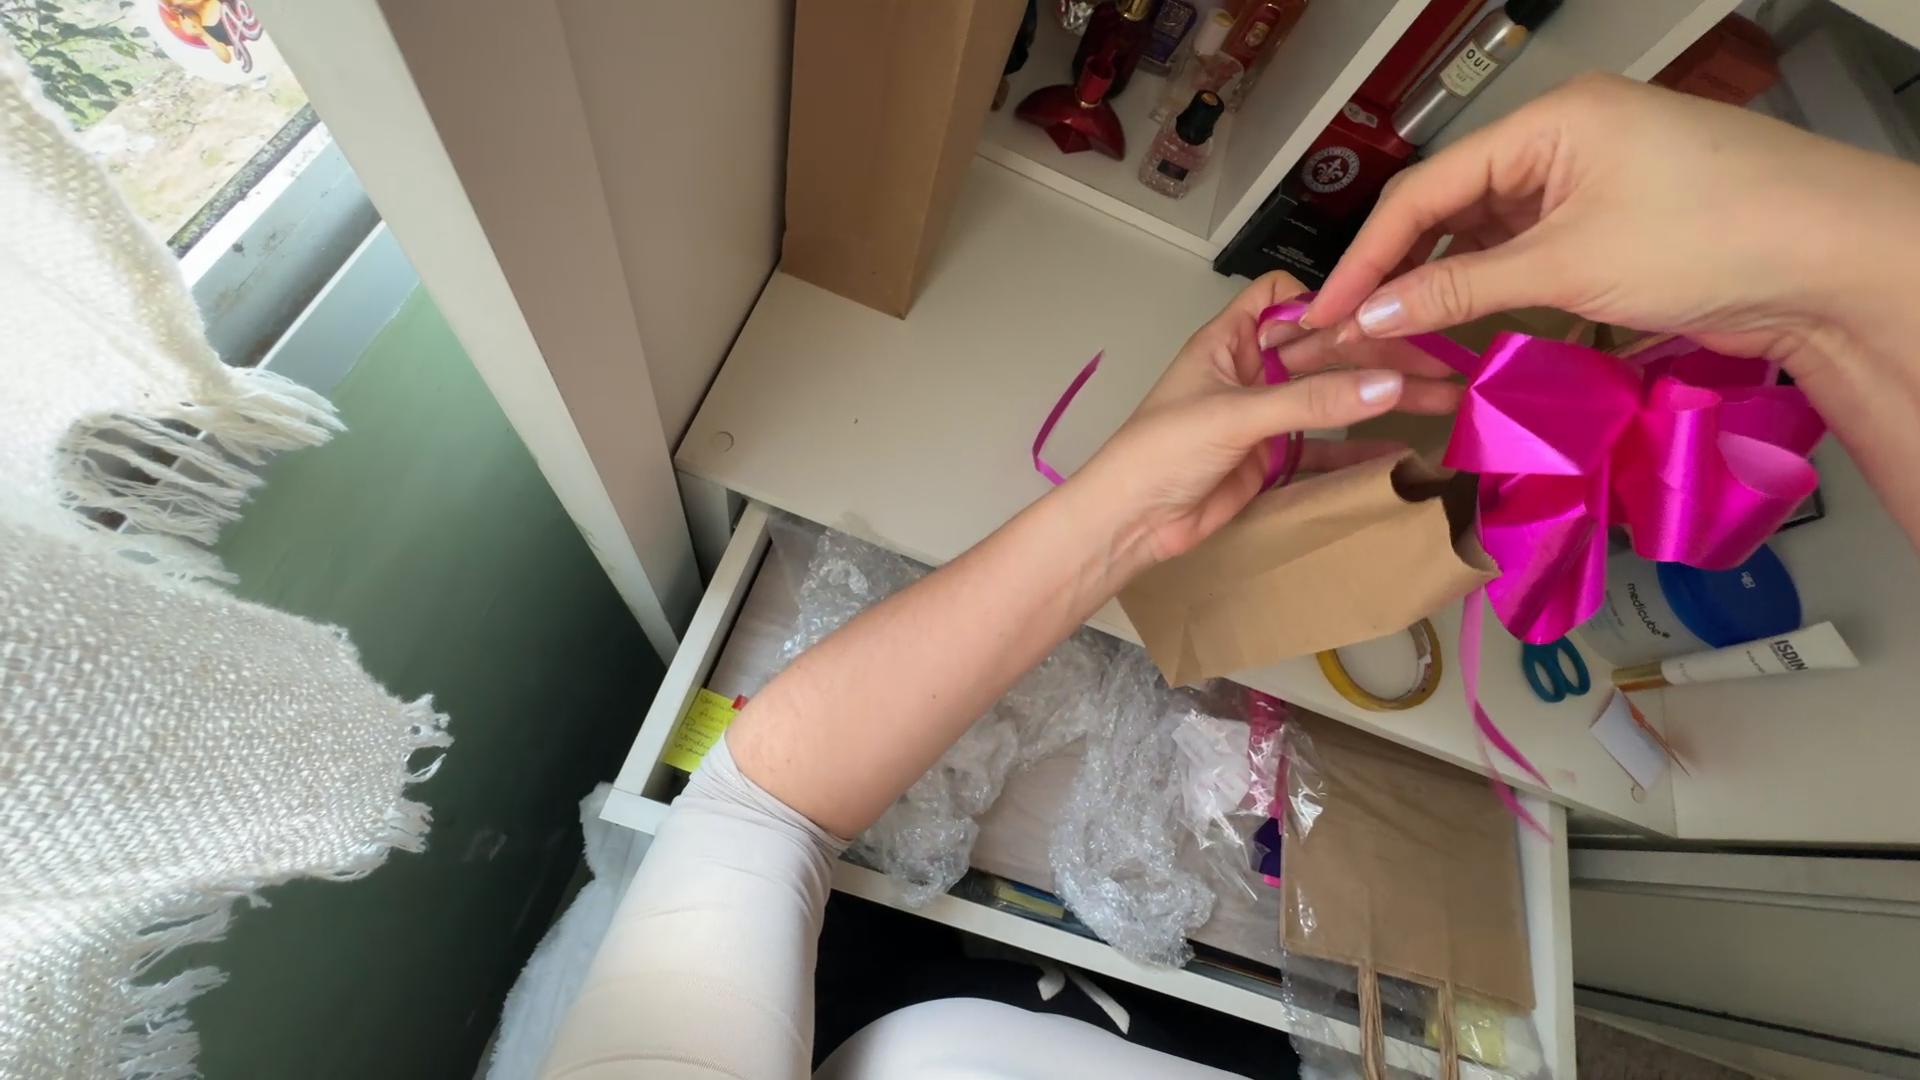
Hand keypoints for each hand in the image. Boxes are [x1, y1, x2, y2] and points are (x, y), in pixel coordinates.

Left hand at [1068, 271, 1462, 569]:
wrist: (1132, 521)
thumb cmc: (1161, 452)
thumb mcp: (1235, 415)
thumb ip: (1310, 400)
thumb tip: (1390, 385)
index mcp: (1227, 342)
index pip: (1280, 297)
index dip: (1324, 299)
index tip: (1378, 313)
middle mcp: (1249, 372)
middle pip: (1320, 348)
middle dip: (1377, 353)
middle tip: (1443, 363)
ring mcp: (1262, 415)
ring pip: (1329, 396)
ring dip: (1380, 398)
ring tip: (1446, 400)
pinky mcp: (1270, 457)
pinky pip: (1322, 445)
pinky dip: (1358, 446)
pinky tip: (1403, 448)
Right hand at [1306, 74, 1917, 368]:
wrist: (1845, 267)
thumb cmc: (1716, 237)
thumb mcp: (1564, 264)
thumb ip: (1454, 290)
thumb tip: (1367, 317)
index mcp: (1547, 124)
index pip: (1422, 191)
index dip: (1365, 257)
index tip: (1328, 311)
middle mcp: (1552, 143)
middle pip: (1438, 208)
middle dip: (1388, 268)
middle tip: (1346, 323)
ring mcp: (1571, 183)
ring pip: (1466, 233)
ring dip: (1424, 281)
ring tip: (1382, 327)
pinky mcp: (1587, 222)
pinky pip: (1502, 252)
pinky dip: (1466, 286)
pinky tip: (1437, 315)